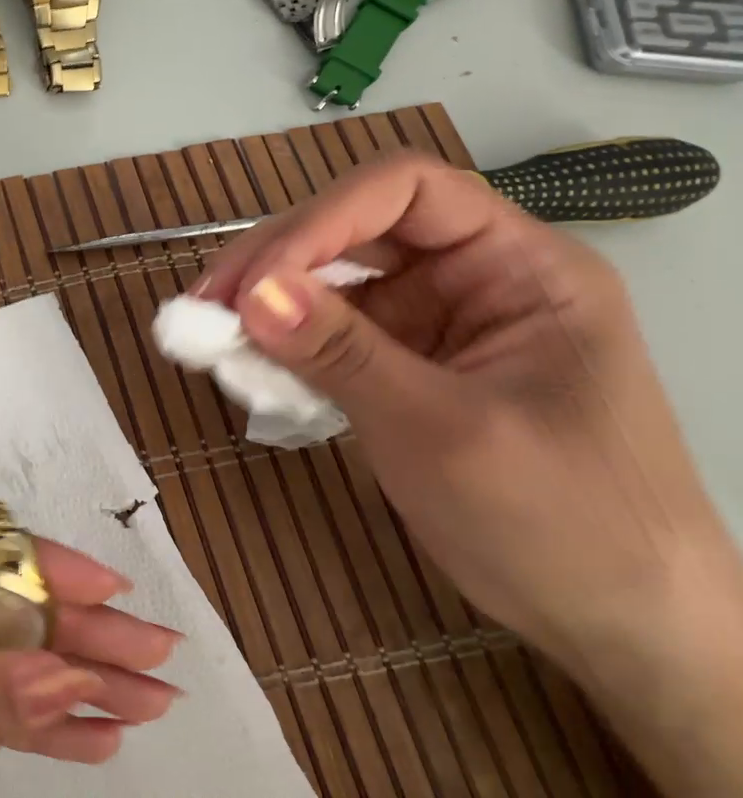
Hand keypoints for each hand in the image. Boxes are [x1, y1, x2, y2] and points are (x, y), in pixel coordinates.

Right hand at [197, 151, 742, 795]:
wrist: (612, 621)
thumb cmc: (560, 519)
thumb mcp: (442, 431)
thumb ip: (343, 355)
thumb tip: (248, 295)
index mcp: (520, 268)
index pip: (406, 192)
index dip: (320, 221)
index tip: (248, 283)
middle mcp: (473, 279)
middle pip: (353, 231)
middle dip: (272, 263)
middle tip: (200, 311)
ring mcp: (434, 324)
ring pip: (328, 283)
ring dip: (264, 305)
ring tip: (206, 341)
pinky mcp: (400, 367)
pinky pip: (324, 335)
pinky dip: (277, 346)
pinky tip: (242, 367)